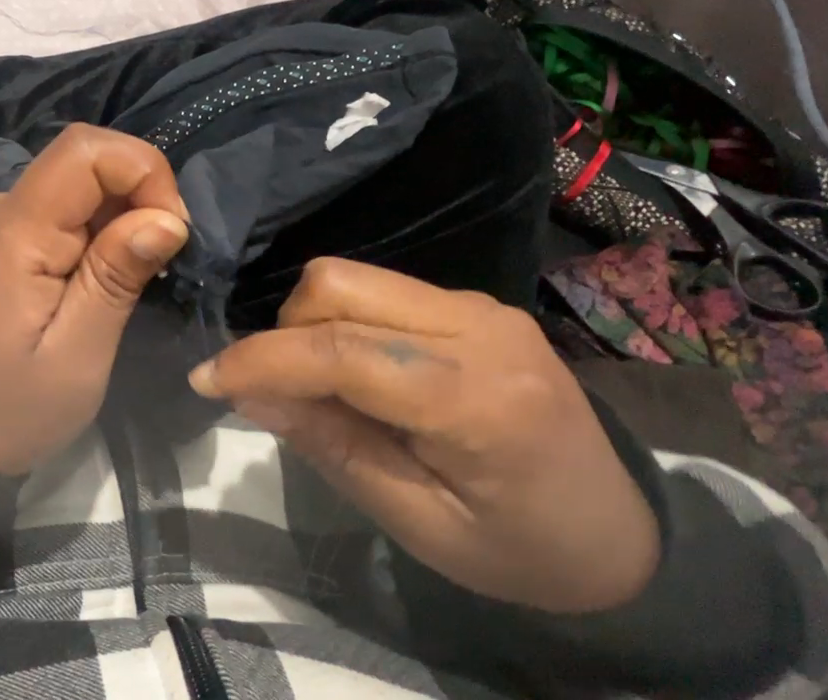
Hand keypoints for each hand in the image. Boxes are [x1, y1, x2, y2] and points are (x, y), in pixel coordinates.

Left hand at [0, 125, 189, 476]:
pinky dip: (100, 227)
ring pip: (78, 181)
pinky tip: (108, 273)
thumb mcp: (78, 355)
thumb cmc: (15, 405)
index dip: (142, 171)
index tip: (172, 231)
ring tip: (136, 274)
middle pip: (82, 160)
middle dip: (139, 192)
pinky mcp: (5, 235)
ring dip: (123, 212)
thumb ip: (116, 277)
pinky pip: (63, 206)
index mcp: (12, 232)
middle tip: (162, 257)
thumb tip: (167, 216)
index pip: (82, 151)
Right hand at [190, 258, 660, 614]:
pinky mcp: (473, 304)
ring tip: (318, 386)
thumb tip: (246, 392)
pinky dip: (341, 322)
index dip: (260, 360)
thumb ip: (330, 445)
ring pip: (352, 278)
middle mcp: (481, 330)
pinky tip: (356, 372)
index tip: (205, 381)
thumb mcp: (417, 522)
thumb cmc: (517, 550)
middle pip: (338, 286)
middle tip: (277, 391)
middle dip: (283, 332)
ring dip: (308, 323)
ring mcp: (480, 307)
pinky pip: (378, 290)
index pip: (342, 353)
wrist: (622, 535)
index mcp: (478, 401)